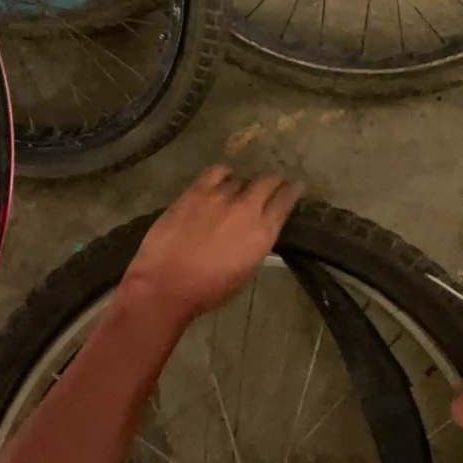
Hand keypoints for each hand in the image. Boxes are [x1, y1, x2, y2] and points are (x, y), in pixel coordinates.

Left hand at [117, 166, 304, 325]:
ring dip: (243, 185)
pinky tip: (222, 178)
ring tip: (238, 192)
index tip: (296, 186)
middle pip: (267, 182)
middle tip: (274, 184)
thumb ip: (255, 243)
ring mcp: (220, 195)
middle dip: (274, 181)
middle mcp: (246, 208)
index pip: (286, 201)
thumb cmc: (208, 290)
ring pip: (240, 179)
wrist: (166, 284)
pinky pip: (216, 171)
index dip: (293, 190)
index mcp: (262, 232)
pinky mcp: (196, 190)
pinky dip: (224, 173)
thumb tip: (257, 228)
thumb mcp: (244, 271)